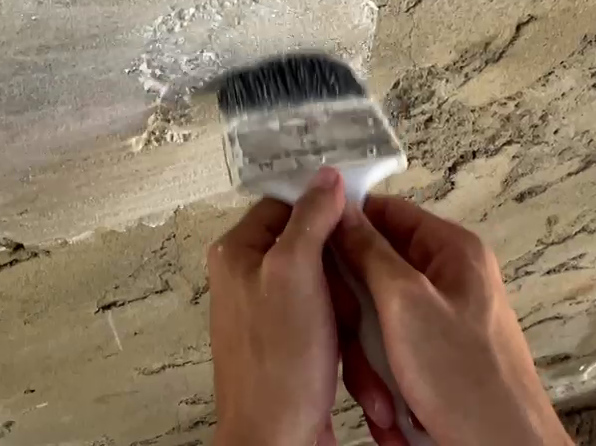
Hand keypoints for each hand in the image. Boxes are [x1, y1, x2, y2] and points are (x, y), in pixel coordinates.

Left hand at [208, 167, 347, 445]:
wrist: (277, 444)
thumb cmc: (277, 366)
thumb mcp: (296, 273)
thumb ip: (311, 220)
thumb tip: (325, 177)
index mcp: (237, 252)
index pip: (285, 205)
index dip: (322, 213)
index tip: (354, 225)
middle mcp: (248, 278)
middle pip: (313, 252)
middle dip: (343, 286)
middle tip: (346, 310)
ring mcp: (268, 314)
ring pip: (328, 293)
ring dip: (351, 326)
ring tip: (351, 352)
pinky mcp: (289, 347)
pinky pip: (329, 329)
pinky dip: (348, 352)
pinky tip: (358, 379)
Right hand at [329, 195, 571, 445]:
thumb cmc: (467, 382)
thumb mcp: (405, 303)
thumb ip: (368, 250)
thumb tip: (340, 207)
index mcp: (452, 250)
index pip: (386, 210)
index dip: (346, 224)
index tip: (314, 245)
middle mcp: (447, 277)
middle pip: (374, 266)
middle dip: (356, 309)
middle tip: (350, 338)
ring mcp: (440, 317)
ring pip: (375, 312)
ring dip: (366, 353)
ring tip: (377, 392)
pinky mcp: (433, 354)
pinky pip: (388, 345)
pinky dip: (381, 375)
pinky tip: (387, 406)